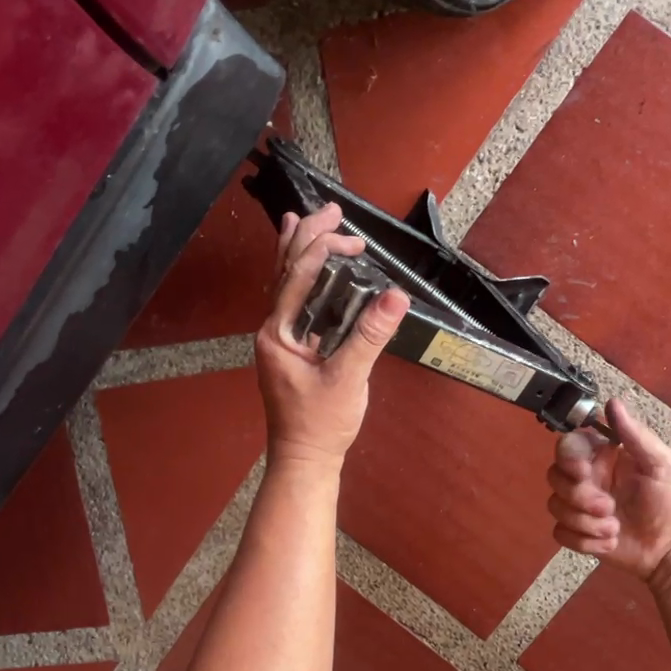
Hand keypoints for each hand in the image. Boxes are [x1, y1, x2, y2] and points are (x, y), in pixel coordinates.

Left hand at [256, 203, 409, 467]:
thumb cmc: (322, 423)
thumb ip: (370, 335)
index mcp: (279, 333)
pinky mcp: (293, 349)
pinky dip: (303, 277)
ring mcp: (281, 339)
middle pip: (285, 271)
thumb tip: (397, 295)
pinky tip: (311, 270)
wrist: (305, 459)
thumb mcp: (349, 378)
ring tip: (308, 220)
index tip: (349, 235)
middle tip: (333, 211)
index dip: (320, 250)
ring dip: (300, 250)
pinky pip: (294, 302)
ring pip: (286, 284)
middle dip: (308, 238)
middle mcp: (273, 329)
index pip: (296, 277)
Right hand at [546, 399, 670, 582]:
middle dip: (579, 496)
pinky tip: (609, 543)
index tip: (583, 471)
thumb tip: (612, 402)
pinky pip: (560, 532)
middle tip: (608, 508)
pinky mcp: (577, 532)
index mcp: (603, 456)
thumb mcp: (662, 464)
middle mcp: (586, 477)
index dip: (568, 456)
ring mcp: (578, 506)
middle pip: (555, 476)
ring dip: (585, 522)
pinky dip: (584, 540)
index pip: (568, 444)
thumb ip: (636, 435)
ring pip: (555, 505)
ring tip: (614, 529)